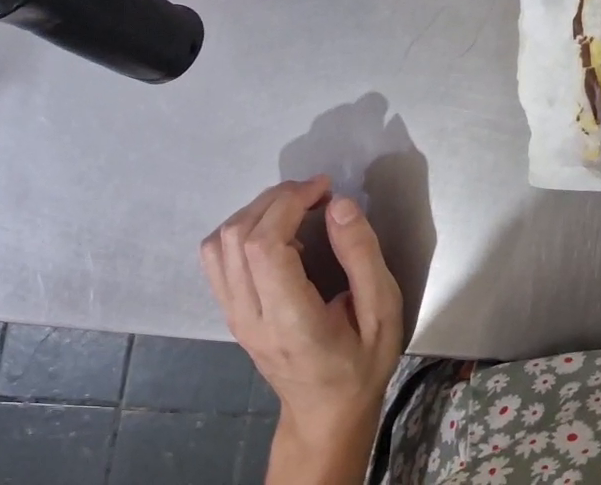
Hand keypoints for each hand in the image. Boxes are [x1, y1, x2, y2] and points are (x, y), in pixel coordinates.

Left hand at [200, 177, 404, 446]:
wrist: (325, 412)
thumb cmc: (362, 363)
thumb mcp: (384, 311)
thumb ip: (363, 257)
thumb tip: (340, 204)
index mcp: (290, 320)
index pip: (263, 247)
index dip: (289, 203)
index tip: (326, 188)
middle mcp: (250, 316)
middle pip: (236, 238)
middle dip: (277, 199)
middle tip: (318, 192)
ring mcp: (233, 315)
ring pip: (219, 244)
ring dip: (258, 210)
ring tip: (299, 205)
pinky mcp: (230, 311)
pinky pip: (217, 258)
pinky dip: (244, 228)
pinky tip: (279, 230)